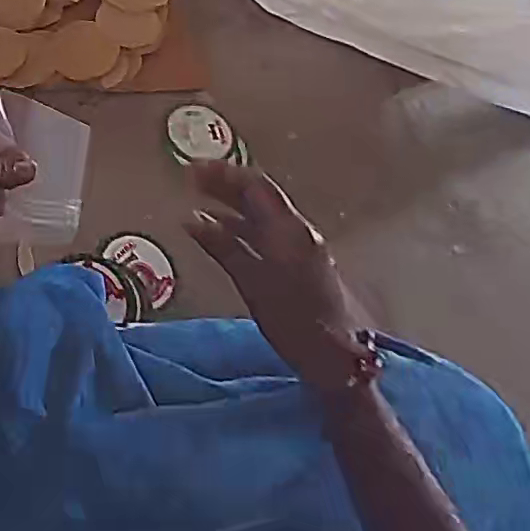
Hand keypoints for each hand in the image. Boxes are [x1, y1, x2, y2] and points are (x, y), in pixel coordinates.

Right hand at [185, 160, 367, 388]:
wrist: (338, 361)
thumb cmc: (294, 321)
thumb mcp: (252, 284)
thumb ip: (222, 247)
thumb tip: (191, 221)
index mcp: (288, 230)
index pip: (255, 186)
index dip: (224, 174)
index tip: (195, 169)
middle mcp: (297, 230)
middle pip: (258, 195)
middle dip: (224, 184)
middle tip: (191, 179)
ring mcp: (299, 245)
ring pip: (260, 212)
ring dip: (230, 202)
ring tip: (198, 198)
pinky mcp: (298, 261)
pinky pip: (264, 231)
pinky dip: (239, 225)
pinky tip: (217, 228)